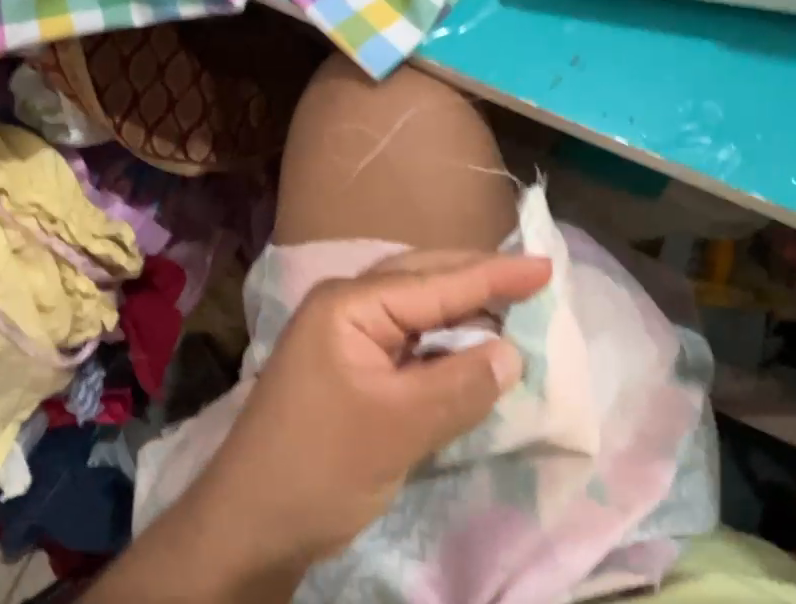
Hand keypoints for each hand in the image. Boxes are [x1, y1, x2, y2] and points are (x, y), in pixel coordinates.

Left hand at [187, 251, 551, 569]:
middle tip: (533, 279)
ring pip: (415, 313)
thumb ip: (460, 386)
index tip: (547, 266)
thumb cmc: (319, 467)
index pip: (435, 282)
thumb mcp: (397, 428)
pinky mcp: (348, 372)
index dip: (494, 275)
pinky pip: (406, 345)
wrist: (248, 528)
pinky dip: (442, 346)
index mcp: (349, 305)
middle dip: (476, 280)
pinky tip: (469, 352)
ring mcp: (343, 340)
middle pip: (422, 281)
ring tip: (511, 307)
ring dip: (460, 311)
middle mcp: (345, 309)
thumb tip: (512, 353)